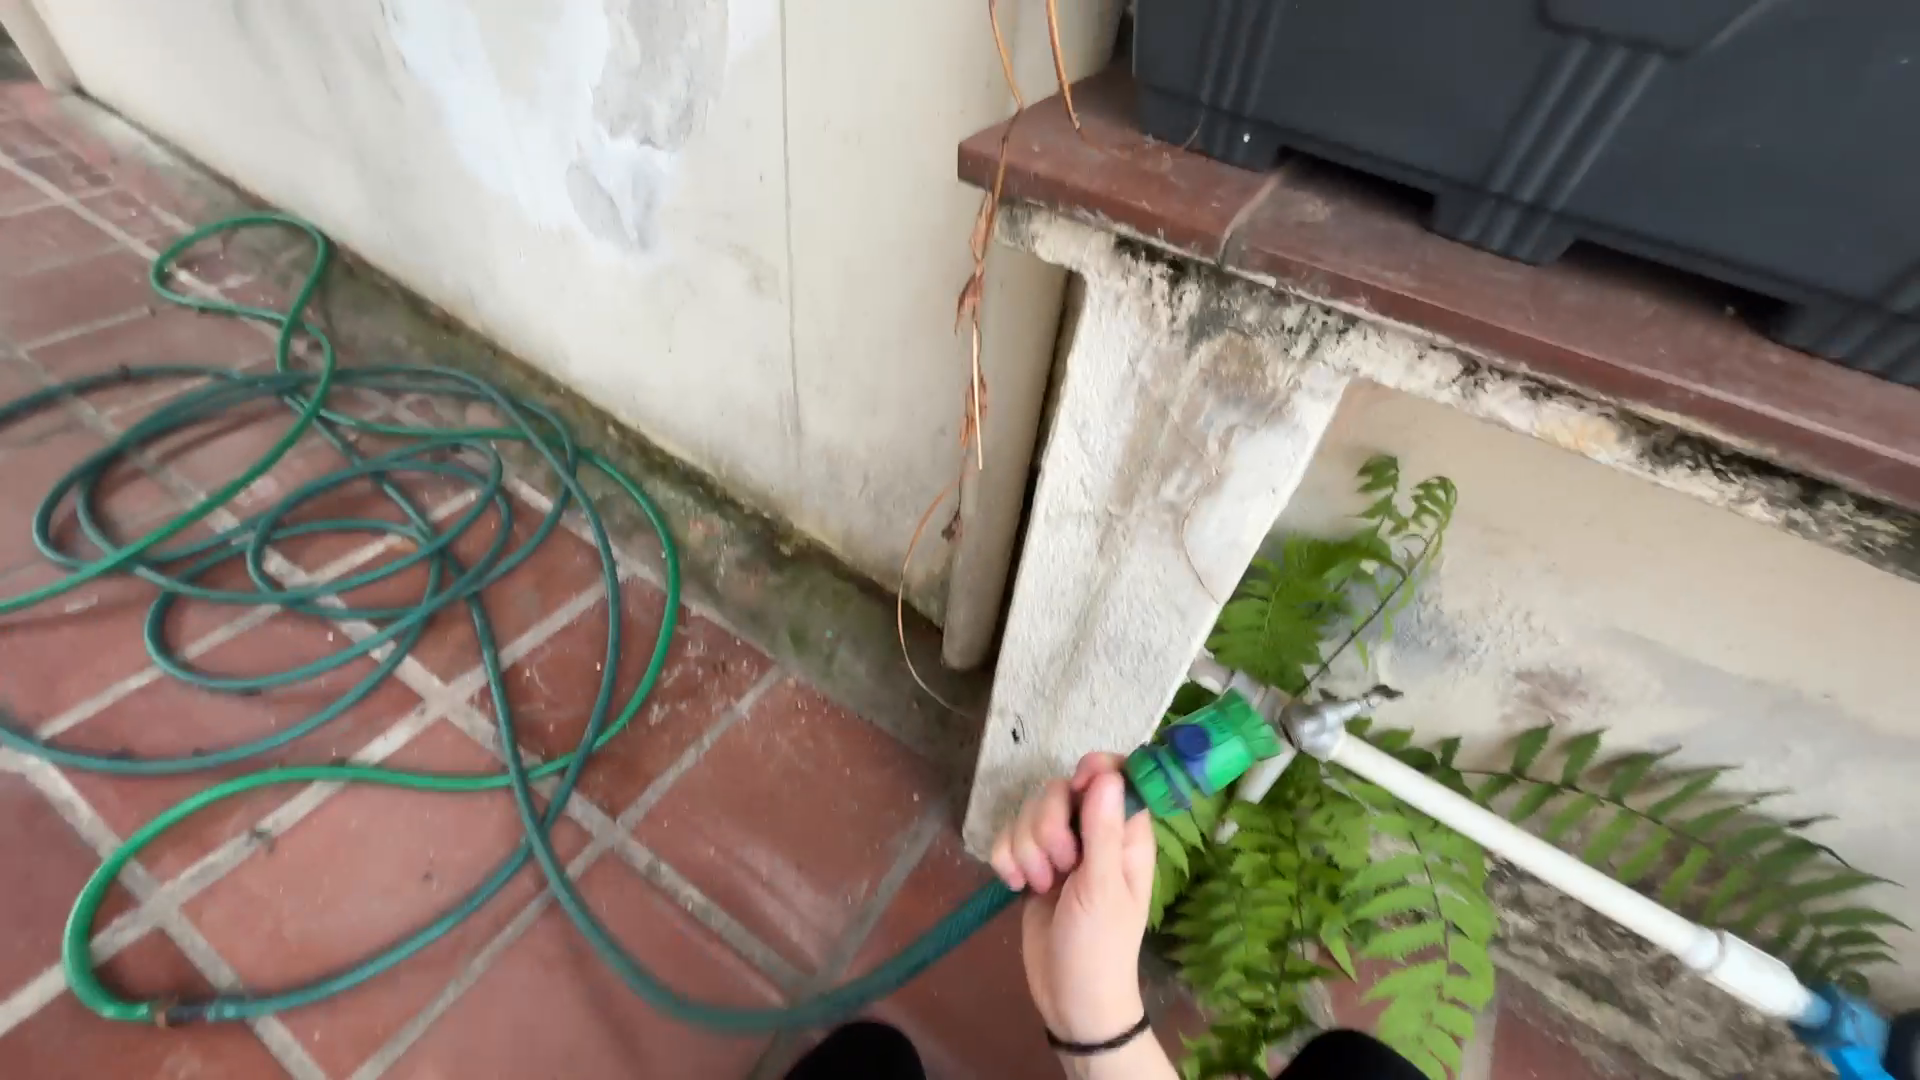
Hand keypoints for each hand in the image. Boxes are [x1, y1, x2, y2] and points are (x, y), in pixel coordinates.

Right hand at [989, 753, 1156, 1045]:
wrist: (1068, 1000)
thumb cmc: (1100, 947)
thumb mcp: (1102, 889)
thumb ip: (1103, 829)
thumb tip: (1107, 773)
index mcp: (1125, 833)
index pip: (1115, 775)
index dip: (1093, 772)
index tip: (1075, 788)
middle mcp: (1093, 831)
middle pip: (1060, 789)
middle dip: (1048, 824)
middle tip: (1061, 865)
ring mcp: (1060, 846)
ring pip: (1029, 810)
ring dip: (1026, 847)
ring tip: (1040, 885)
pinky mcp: (1031, 861)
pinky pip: (1007, 834)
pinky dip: (1006, 858)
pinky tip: (1017, 886)